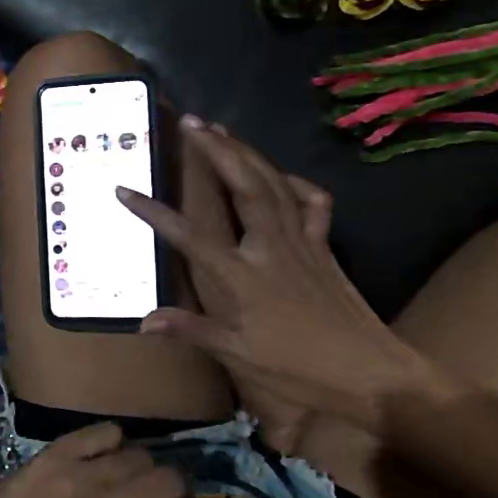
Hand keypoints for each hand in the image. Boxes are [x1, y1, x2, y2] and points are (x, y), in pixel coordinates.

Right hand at [117, 116, 446, 429]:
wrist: (371, 374)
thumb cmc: (299, 368)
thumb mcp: (240, 356)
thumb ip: (192, 331)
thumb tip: (144, 320)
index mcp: (244, 276)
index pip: (191, 236)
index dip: (155, 213)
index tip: (125, 190)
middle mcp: (271, 248)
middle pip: (244, 186)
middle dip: (217, 151)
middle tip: (193, 123)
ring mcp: (302, 242)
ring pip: (275, 184)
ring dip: (248, 152)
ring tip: (223, 129)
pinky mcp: (324, 246)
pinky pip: (311, 203)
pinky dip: (295, 182)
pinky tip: (280, 174)